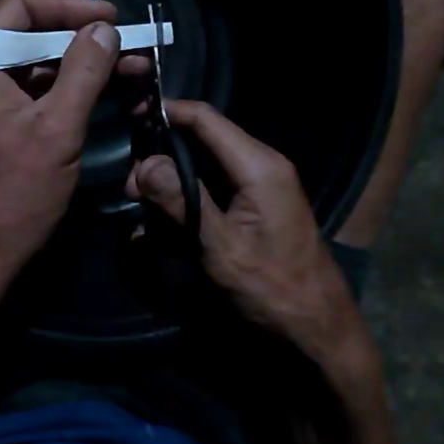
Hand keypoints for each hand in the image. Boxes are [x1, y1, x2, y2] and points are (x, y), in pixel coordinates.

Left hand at [0, 0, 140, 321]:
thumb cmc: (18, 192)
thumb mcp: (58, 127)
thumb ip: (84, 71)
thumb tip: (106, 28)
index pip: (19, 7)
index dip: (67, 6)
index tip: (111, 17)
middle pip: (33, 34)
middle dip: (85, 39)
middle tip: (133, 46)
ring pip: (43, 63)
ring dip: (87, 64)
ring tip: (136, 69)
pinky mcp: (6, 119)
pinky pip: (43, 89)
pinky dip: (76, 88)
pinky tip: (115, 89)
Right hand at [129, 100, 373, 372]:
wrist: (316, 331)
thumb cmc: (274, 289)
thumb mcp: (221, 246)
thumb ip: (183, 200)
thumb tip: (146, 163)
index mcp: (258, 166)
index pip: (204, 118)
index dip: (165, 111)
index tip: (127, 117)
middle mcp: (259, 167)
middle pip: (198, 141)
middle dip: (159, 158)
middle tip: (129, 189)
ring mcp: (256, 187)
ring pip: (199, 166)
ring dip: (167, 183)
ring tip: (140, 208)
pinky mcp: (250, 207)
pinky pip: (208, 190)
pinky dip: (182, 202)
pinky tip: (160, 227)